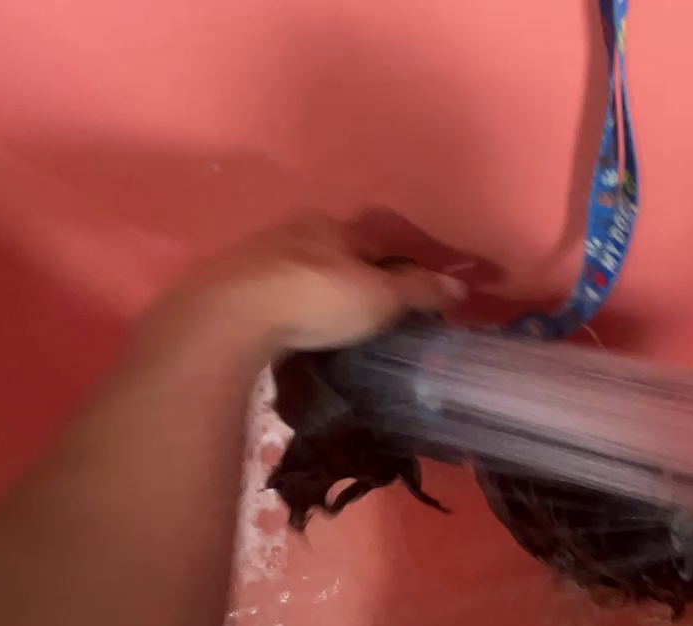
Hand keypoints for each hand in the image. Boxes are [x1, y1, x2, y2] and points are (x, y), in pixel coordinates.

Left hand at [139, 212, 465, 355]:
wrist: (230, 318)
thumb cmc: (318, 299)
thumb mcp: (383, 296)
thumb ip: (421, 290)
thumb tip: (462, 284)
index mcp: (331, 227)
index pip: (377, 245)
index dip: (398, 272)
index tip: (409, 301)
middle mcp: (293, 232)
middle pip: (340, 258)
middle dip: (359, 282)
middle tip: (378, 318)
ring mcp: (259, 258)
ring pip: (307, 275)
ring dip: (325, 297)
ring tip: (341, 328)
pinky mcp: (234, 286)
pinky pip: (279, 295)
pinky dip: (296, 310)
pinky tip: (302, 332)